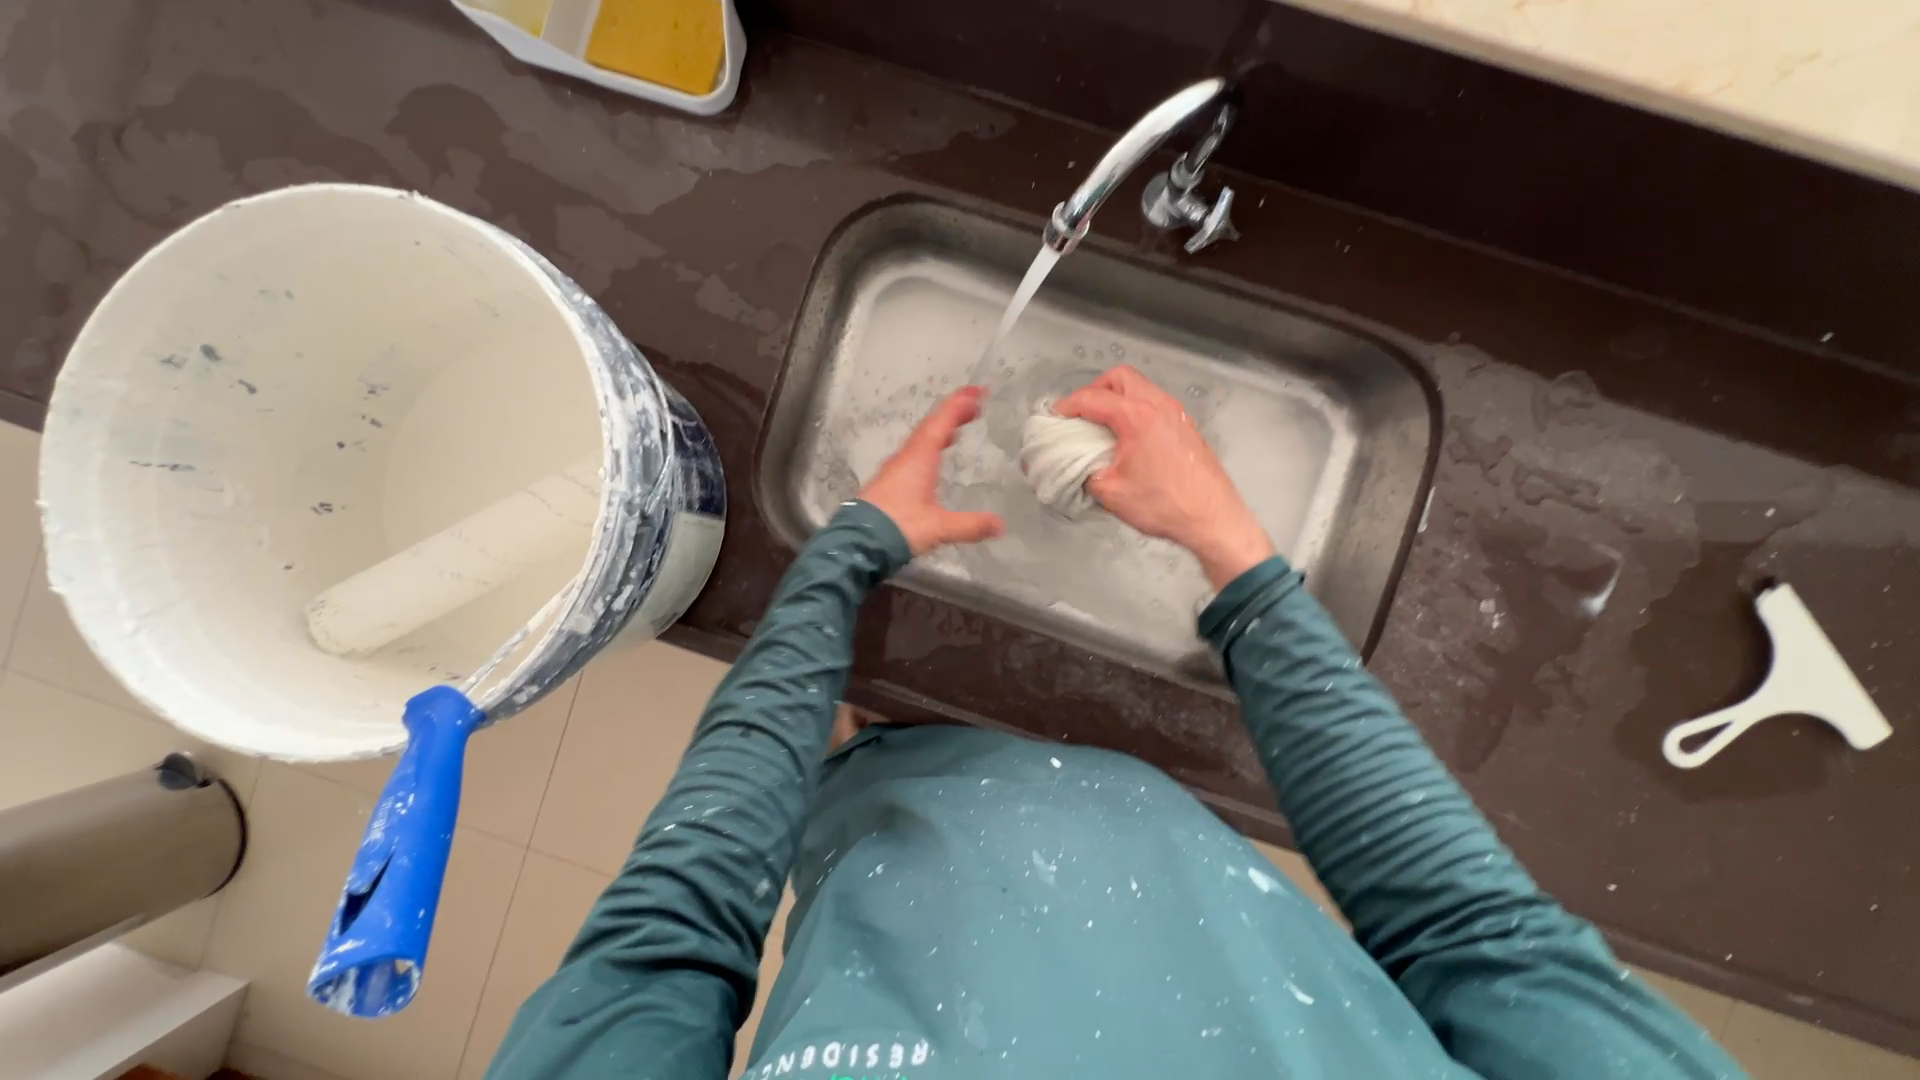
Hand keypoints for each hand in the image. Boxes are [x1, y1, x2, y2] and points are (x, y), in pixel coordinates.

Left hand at [859, 385, 1005, 555]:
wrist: (859, 542)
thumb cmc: (899, 527)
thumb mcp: (939, 527)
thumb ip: (970, 525)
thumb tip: (1000, 525)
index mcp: (919, 458)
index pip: (942, 422)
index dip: (960, 404)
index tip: (979, 392)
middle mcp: (905, 458)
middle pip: (931, 427)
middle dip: (953, 414)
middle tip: (974, 408)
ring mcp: (894, 470)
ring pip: (920, 441)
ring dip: (940, 431)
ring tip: (957, 431)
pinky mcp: (888, 483)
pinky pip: (913, 455)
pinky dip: (928, 449)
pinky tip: (932, 461)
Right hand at [1056, 366, 1274, 588]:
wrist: (1212, 518)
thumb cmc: (1162, 505)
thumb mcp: (1110, 492)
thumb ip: (1084, 472)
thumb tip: (1073, 465)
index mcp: (1137, 416)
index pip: (1092, 398)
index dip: (1068, 405)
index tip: (1055, 417)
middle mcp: (1159, 405)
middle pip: (1119, 377)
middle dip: (1094, 390)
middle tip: (1080, 414)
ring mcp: (1176, 413)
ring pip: (1140, 387)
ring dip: (1117, 397)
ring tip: (1102, 424)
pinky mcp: (1186, 425)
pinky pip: (1154, 402)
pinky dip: (1135, 408)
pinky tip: (1128, 436)